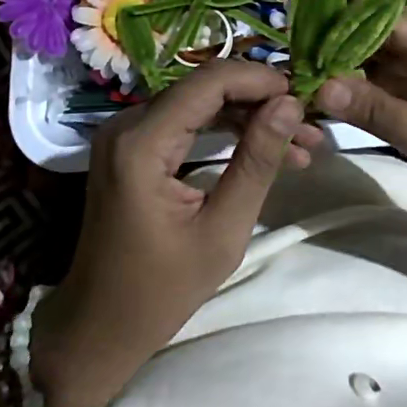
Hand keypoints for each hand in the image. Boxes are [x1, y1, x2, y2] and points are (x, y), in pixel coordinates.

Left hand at [29, 61, 321, 406]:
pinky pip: (184, 122)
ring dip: (247, 117)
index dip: (259, 80)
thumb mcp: (222, 231)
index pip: (209, 82)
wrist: (97, 325)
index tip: (304, 97)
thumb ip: (257, 161)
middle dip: (260, 101)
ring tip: (298, 143)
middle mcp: (127, 124)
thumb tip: (290, 105)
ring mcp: (125, 133)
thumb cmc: (160, 291)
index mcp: (142, 144)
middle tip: (308, 128)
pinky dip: (223, 130)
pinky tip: (262, 147)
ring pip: (198, 102)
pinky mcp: (130, 146)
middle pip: (204, 87)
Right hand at [313, 14, 406, 245]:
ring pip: (375, 67)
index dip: (350, 28)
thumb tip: (321, 86)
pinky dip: (351, 97)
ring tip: (295, 76)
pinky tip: (316, 99)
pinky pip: (377, 93)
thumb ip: (381, 111)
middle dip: (339, 50)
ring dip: (340, 73)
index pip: (397, 24)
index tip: (304, 38)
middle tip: (291, 59)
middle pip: (381, 41)